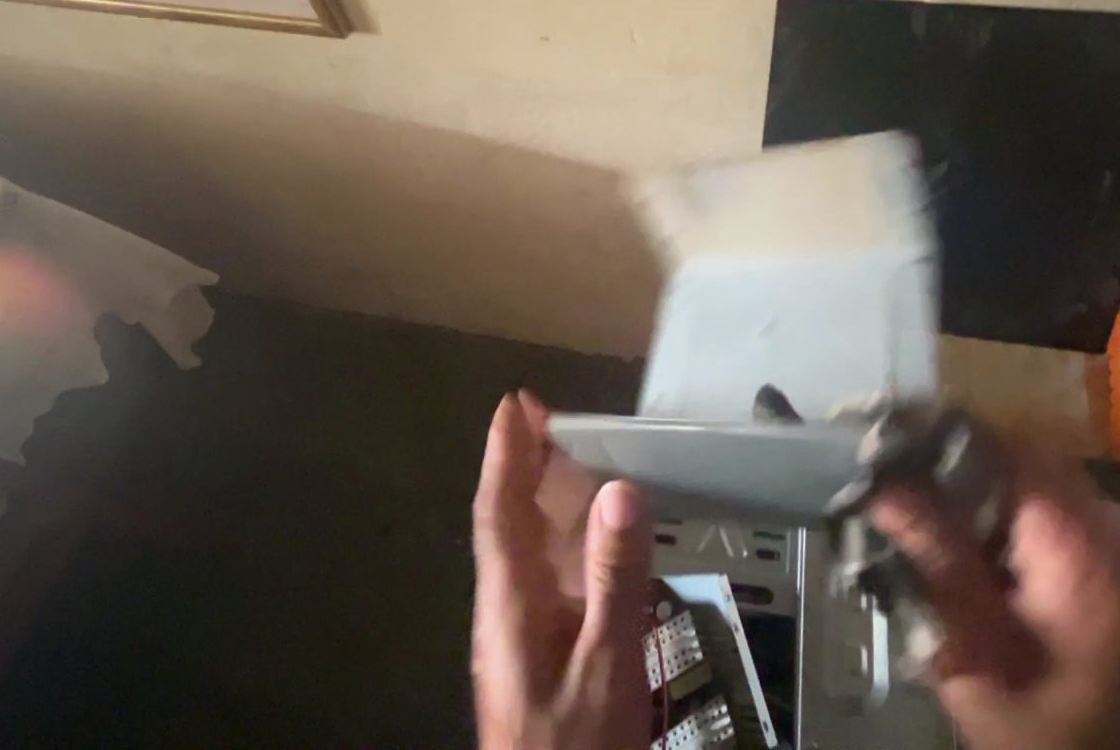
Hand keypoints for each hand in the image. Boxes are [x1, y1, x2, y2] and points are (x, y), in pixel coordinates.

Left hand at [472, 392, 652, 749]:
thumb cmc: (573, 743)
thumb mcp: (605, 664)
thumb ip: (615, 579)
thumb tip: (620, 490)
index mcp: (511, 600)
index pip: (499, 510)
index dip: (506, 453)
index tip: (514, 404)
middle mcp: (510, 602)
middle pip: (512, 518)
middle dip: (524, 462)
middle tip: (549, 414)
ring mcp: (526, 624)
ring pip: (532, 542)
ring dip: (547, 493)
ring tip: (574, 451)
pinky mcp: (546, 642)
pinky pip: (555, 570)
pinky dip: (572, 535)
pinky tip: (597, 526)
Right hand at [871, 445, 1119, 749]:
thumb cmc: (1044, 725)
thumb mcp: (976, 653)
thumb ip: (935, 564)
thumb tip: (880, 490)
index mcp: (1083, 554)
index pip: (1012, 449)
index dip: (949, 433)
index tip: (894, 433)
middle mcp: (1115, 534)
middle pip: (1027, 456)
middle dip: (960, 455)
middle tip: (900, 467)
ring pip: (1040, 475)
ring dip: (984, 477)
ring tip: (927, 494)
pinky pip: (1057, 503)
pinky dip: (1011, 503)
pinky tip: (977, 532)